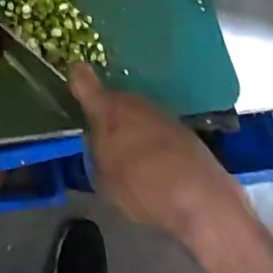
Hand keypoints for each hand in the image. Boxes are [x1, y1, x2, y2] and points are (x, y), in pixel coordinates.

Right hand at [68, 63, 250, 241]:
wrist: (199, 196)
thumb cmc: (141, 187)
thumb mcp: (105, 181)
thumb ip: (98, 156)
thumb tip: (102, 147)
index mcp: (106, 111)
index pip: (83, 80)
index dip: (76, 77)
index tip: (73, 77)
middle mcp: (131, 102)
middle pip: (113, 101)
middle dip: (108, 117)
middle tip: (105, 144)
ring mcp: (159, 111)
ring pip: (136, 115)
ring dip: (133, 130)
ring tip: (133, 161)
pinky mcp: (181, 127)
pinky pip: (156, 129)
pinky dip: (153, 142)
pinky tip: (157, 168)